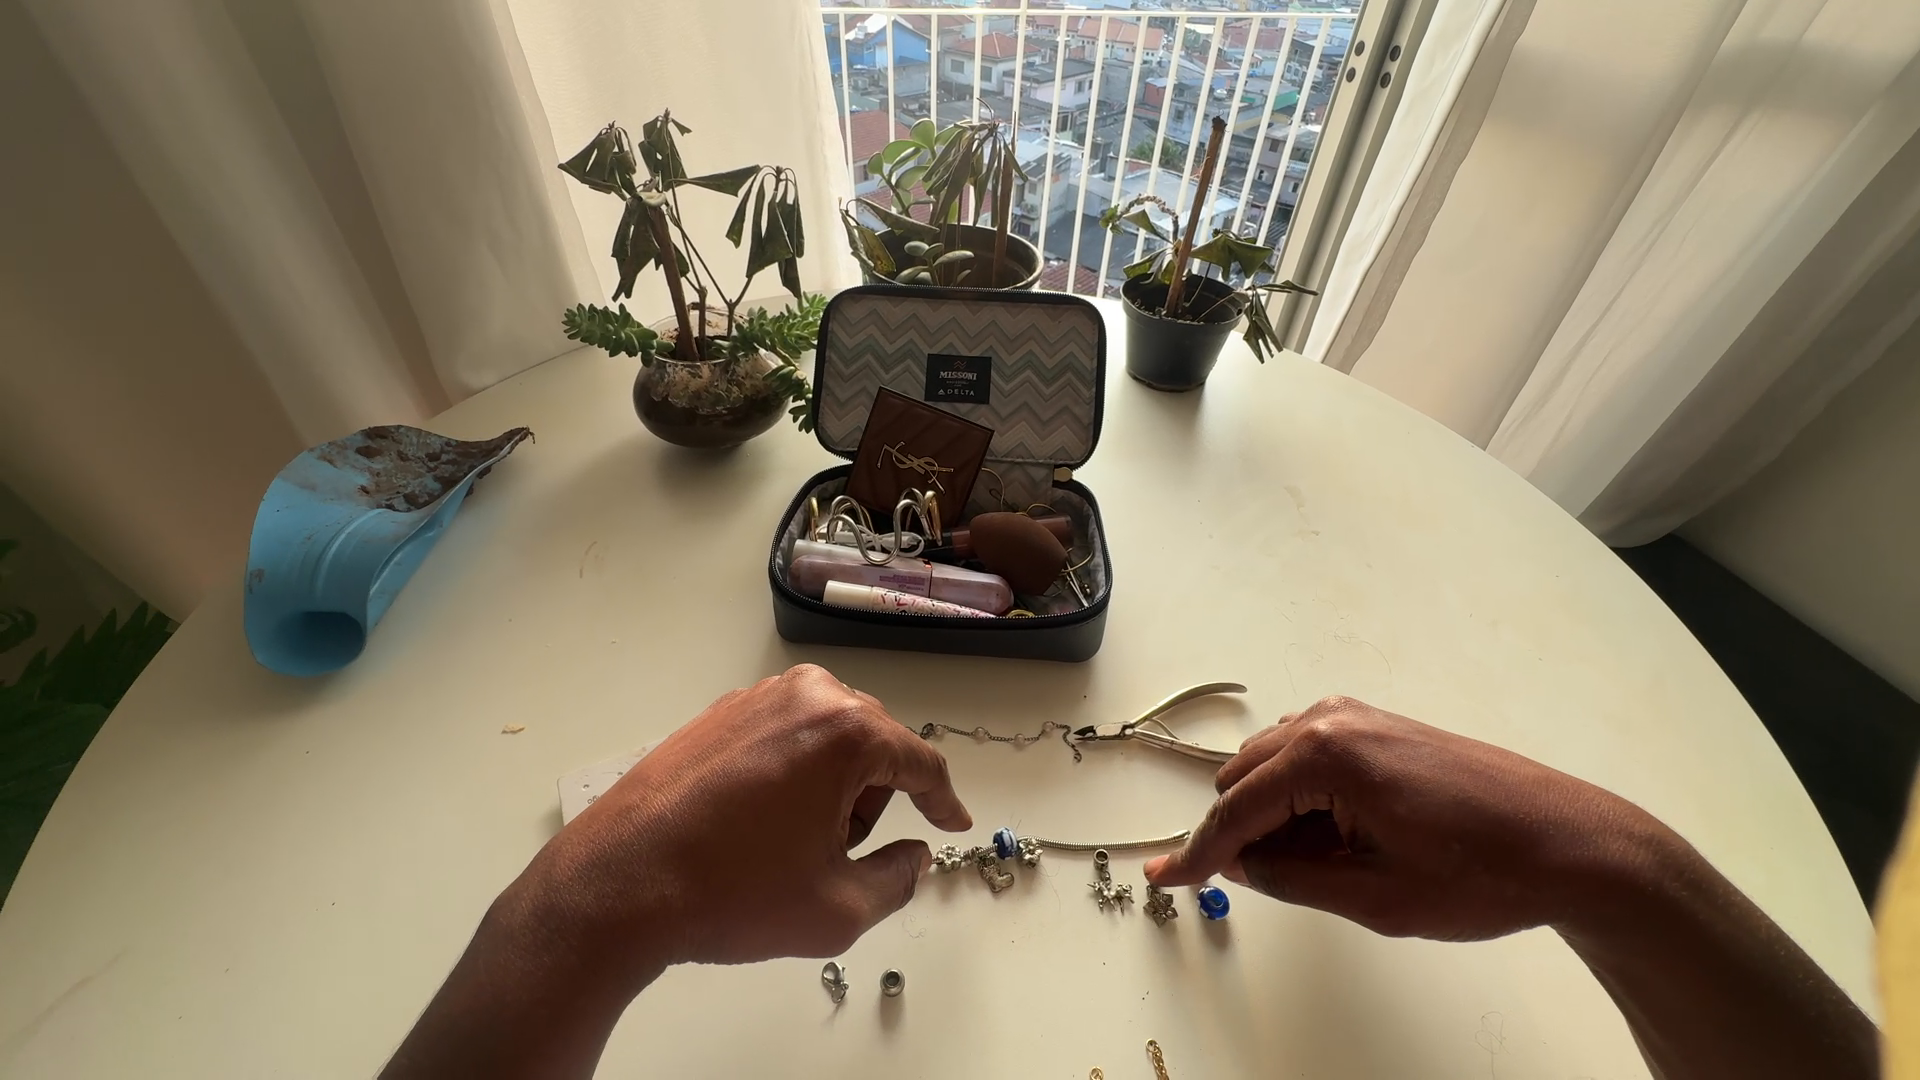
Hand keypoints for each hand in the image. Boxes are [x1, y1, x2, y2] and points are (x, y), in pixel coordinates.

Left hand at [504, 664, 972, 976]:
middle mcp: (809, 693)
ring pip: (831, 735)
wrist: (616, 883)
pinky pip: (787, 730)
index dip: (942, 799)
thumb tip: (915, 856)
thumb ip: (897, 880)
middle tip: (838, 852)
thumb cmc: (732, 893)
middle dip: (872, 798)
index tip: (953, 822)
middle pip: (874, 745)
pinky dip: (795, 768)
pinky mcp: (723, 708)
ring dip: (833, 783)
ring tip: (791, 838)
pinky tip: (761, 815)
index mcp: (846, 730)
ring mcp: (761, 695)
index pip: (919, 761)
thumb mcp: (835, 908)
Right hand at [1146, 696, 1668, 940]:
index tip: (1165, 875)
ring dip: (1273, 811)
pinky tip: (1339, 827)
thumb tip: (1242, 863)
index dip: (1198, 851)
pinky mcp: (1369, 721)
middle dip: (1243, 831)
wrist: (1574, 841)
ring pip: (1269, 764)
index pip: (1237, 810)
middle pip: (1242, 778)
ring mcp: (1348, 714)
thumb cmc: (1483, 874)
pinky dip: (1298, 791)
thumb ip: (1291, 878)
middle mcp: (1325, 719)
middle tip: (1274, 880)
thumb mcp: (1376, 896)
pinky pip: (1301, 752)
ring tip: (1326, 858)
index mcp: (1324, 756)